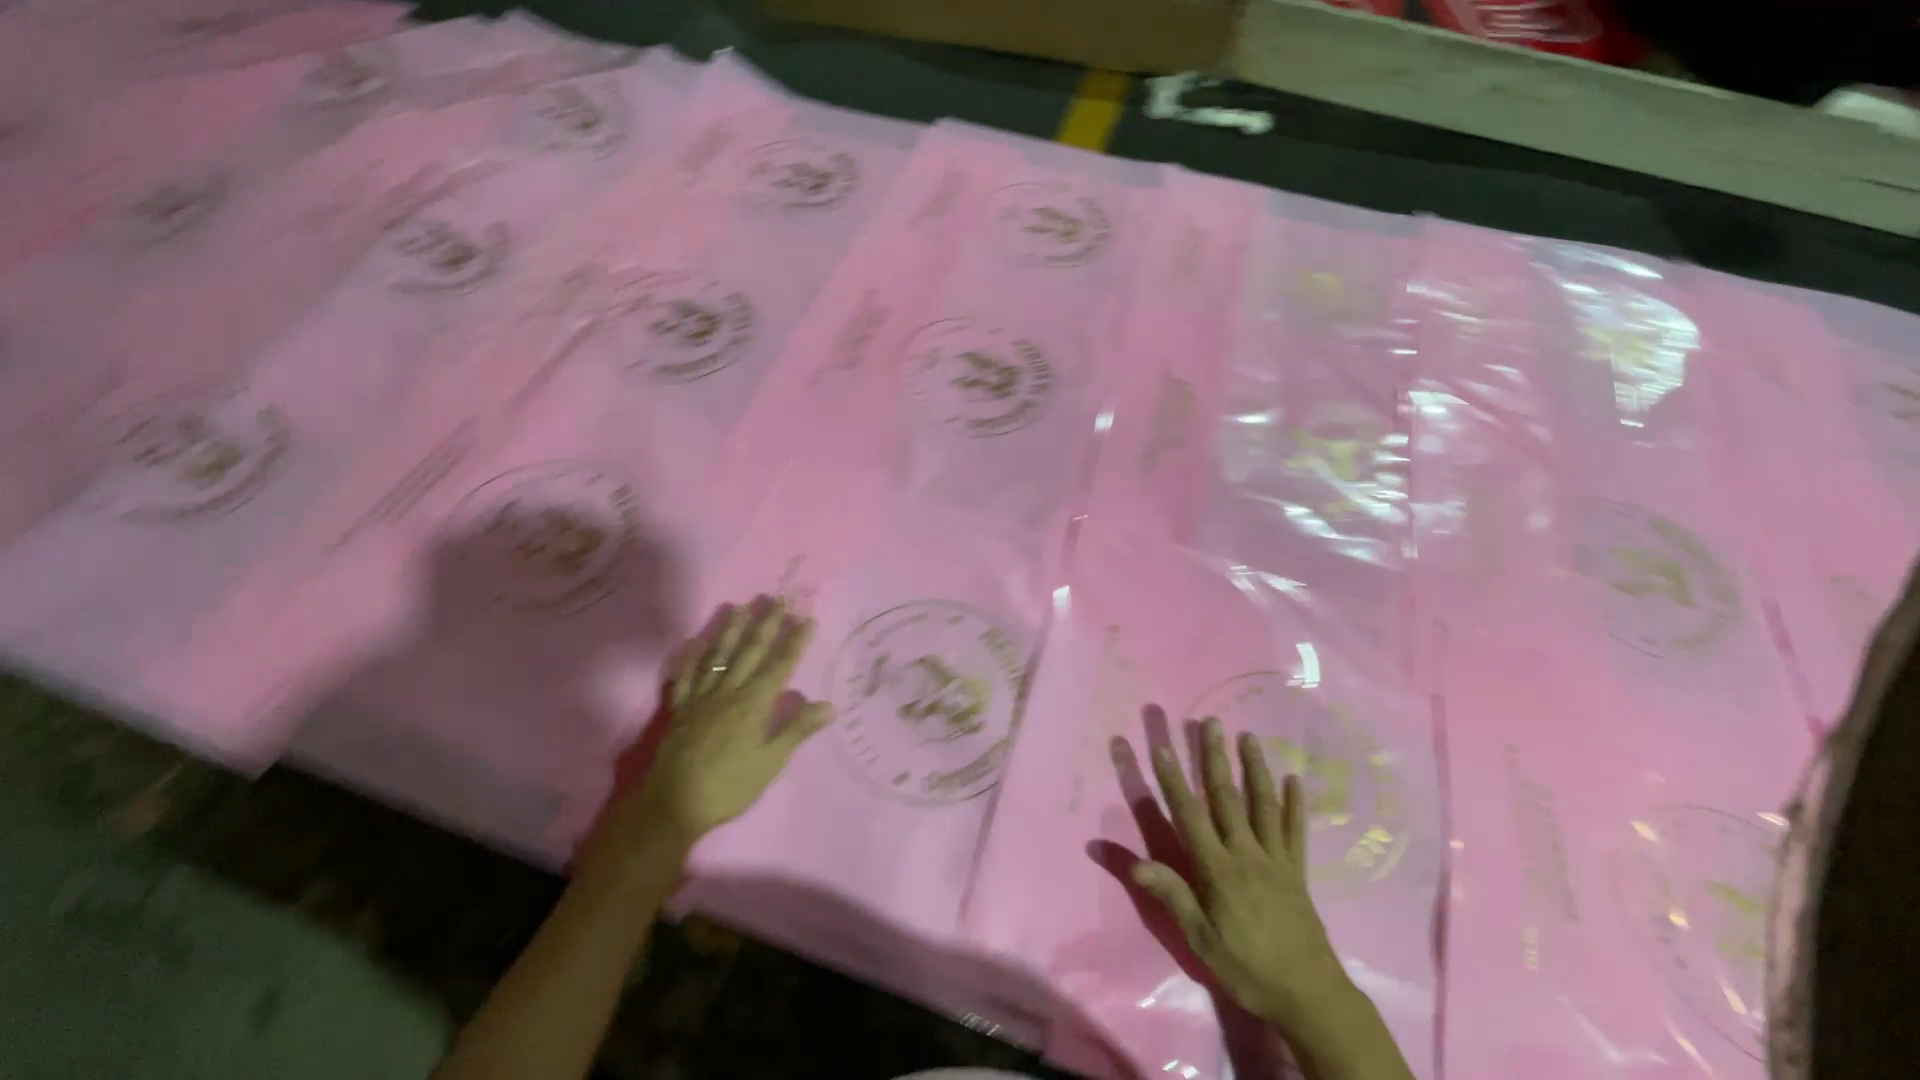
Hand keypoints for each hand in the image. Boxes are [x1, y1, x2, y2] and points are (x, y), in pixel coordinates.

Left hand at [581, 597, 830, 875]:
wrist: (675, 802)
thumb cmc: (730, 785)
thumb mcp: (771, 762)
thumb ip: (797, 730)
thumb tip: (830, 705)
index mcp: (753, 704)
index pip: (779, 665)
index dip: (794, 642)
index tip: (806, 618)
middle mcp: (728, 692)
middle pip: (750, 652)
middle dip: (766, 624)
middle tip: (777, 598)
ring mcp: (701, 697)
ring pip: (719, 656)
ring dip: (732, 630)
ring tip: (741, 606)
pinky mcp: (680, 708)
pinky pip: (687, 675)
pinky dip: (693, 656)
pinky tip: (697, 641)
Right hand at [1132, 717, 1346, 1034]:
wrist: (1309, 995)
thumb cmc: (1246, 968)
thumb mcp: (1200, 940)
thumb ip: (1171, 895)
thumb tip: (1135, 862)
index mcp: (1217, 870)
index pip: (1189, 815)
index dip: (1173, 780)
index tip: (1162, 746)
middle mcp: (1246, 854)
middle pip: (1226, 798)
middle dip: (1213, 758)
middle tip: (1209, 722)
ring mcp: (1276, 860)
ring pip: (1262, 805)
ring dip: (1254, 768)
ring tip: (1248, 736)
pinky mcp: (1297, 871)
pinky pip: (1295, 831)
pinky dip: (1294, 804)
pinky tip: (1295, 780)